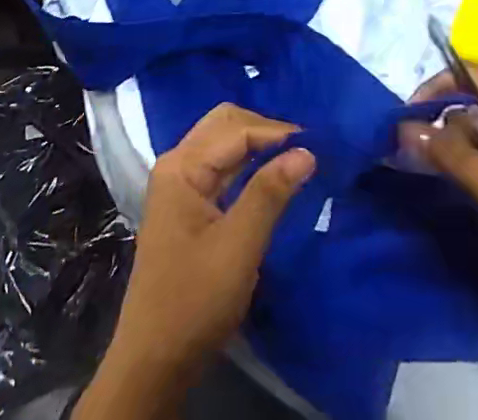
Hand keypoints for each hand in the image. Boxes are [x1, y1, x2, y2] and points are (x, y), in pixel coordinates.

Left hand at [78, 106, 314, 416]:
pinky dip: (248, 164)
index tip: (321, 144)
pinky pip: (220, 168)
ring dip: (258, 144)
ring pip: (222, 144)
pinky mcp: (188, 204)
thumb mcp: (239, 246)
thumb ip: (269, 194)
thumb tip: (307, 151)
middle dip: (265, 129)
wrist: (157, 352)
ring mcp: (179, 183)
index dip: (277, 132)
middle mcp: (176, 164)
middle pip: (223, 125)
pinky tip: (273, 175)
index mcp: (181, 166)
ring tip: (299, 157)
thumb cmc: (195, 299)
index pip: (234, 129)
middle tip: (309, 148)